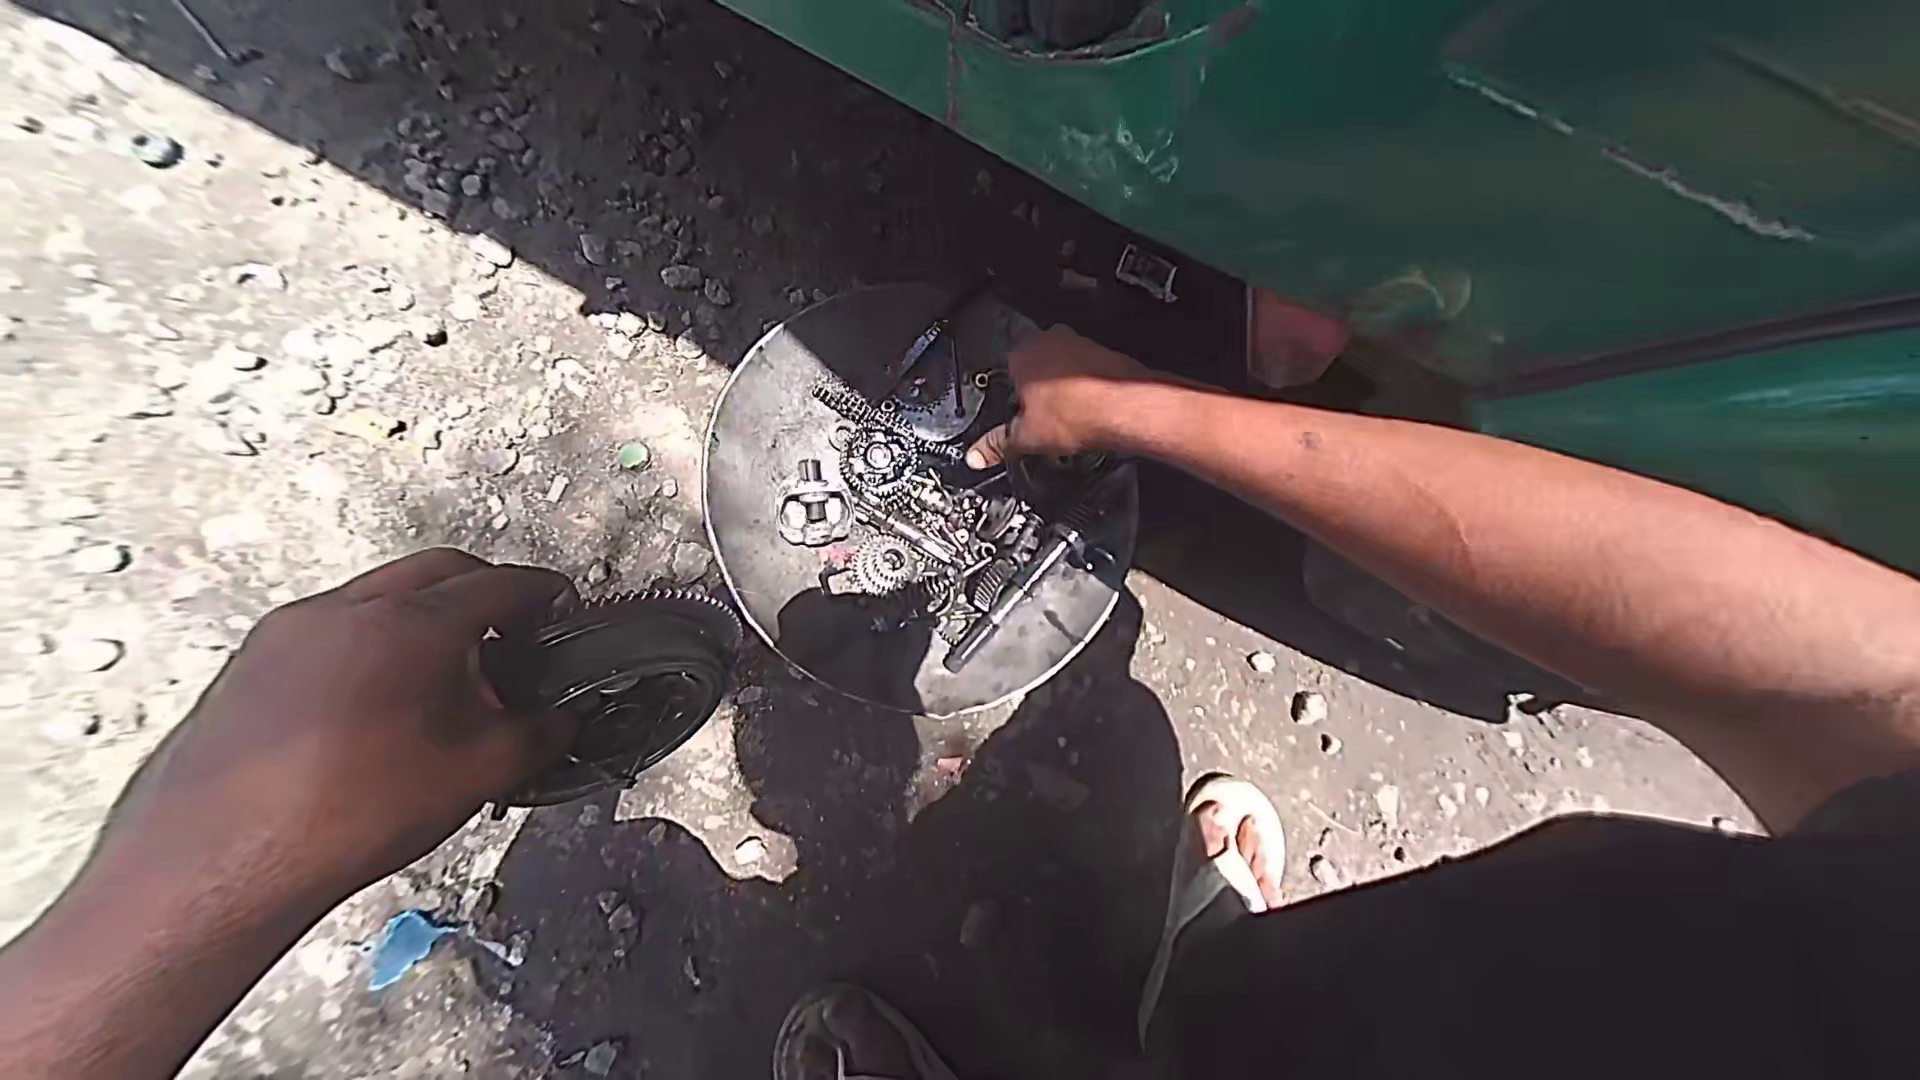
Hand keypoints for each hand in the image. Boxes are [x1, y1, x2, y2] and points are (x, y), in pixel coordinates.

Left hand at [91, 549, 578, 907]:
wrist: (206, 879)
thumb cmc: (334, 818)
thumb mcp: (480, 771)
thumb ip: (542, 733)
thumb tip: (562, 721)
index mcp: (408, 627)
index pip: (500, 584)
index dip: (543, 590)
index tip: (558, 598)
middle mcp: (343, 615)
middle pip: (441, 569)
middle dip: (490, 587)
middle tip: (518, 621)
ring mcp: (287, 636)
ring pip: (385, 591)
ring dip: (434, 609)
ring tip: (458, 663)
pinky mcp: (251, 666)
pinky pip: (339, 623)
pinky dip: (384, 634)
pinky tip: (395, 692)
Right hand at [965, 326, 1156, 468]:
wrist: (1127, 409)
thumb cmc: (1080, 411)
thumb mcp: (1025, 437)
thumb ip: (997, 444)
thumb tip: (979, 454)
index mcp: (1022, 352)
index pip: (1001, 375)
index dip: (1006, 403)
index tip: (1012, 420)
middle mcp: (1050, 339)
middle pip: (1032, 372)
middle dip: (1034, 397)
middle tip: (1037, 425)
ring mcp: (1080, 344)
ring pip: (1060, 372)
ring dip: (1060, 395)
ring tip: (1064, 425)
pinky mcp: (1105, 355)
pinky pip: (1085, 376)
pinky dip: (1084, 393)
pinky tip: (1086, 416)